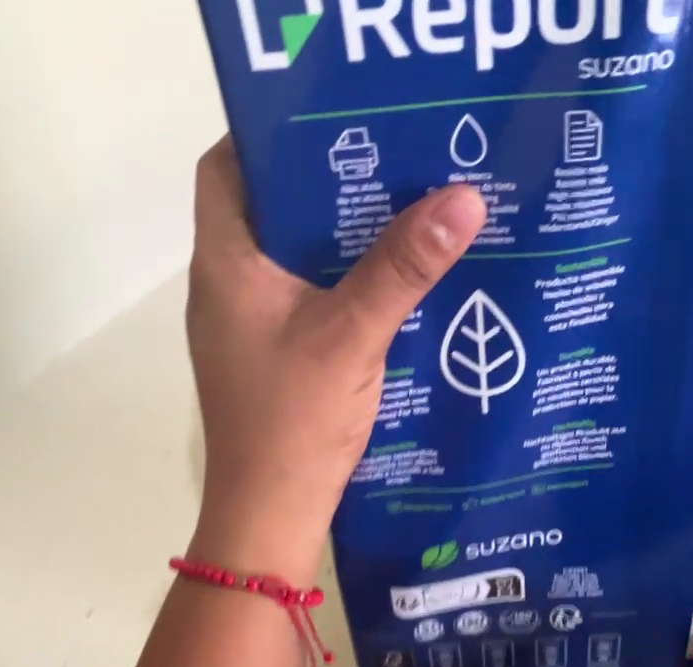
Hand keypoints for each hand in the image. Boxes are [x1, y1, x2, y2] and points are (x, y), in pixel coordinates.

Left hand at [185, 139, 487, 579]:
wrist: (269, 516)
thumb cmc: (294, 422)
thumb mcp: (352, 337)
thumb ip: (403, 268)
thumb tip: (465, 198)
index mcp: (227, 263)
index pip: (229, 167)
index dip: (275, 135)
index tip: (340, 124)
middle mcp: (228, 285)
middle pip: (272, 209)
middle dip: (329, 183)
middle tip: (396, 160)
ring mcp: (249, 325)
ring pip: (295, 258)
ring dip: (343, 237)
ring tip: (406, 211)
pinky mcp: (272, 356)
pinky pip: (309, 298)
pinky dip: (344, 282)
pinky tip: (395, 284)